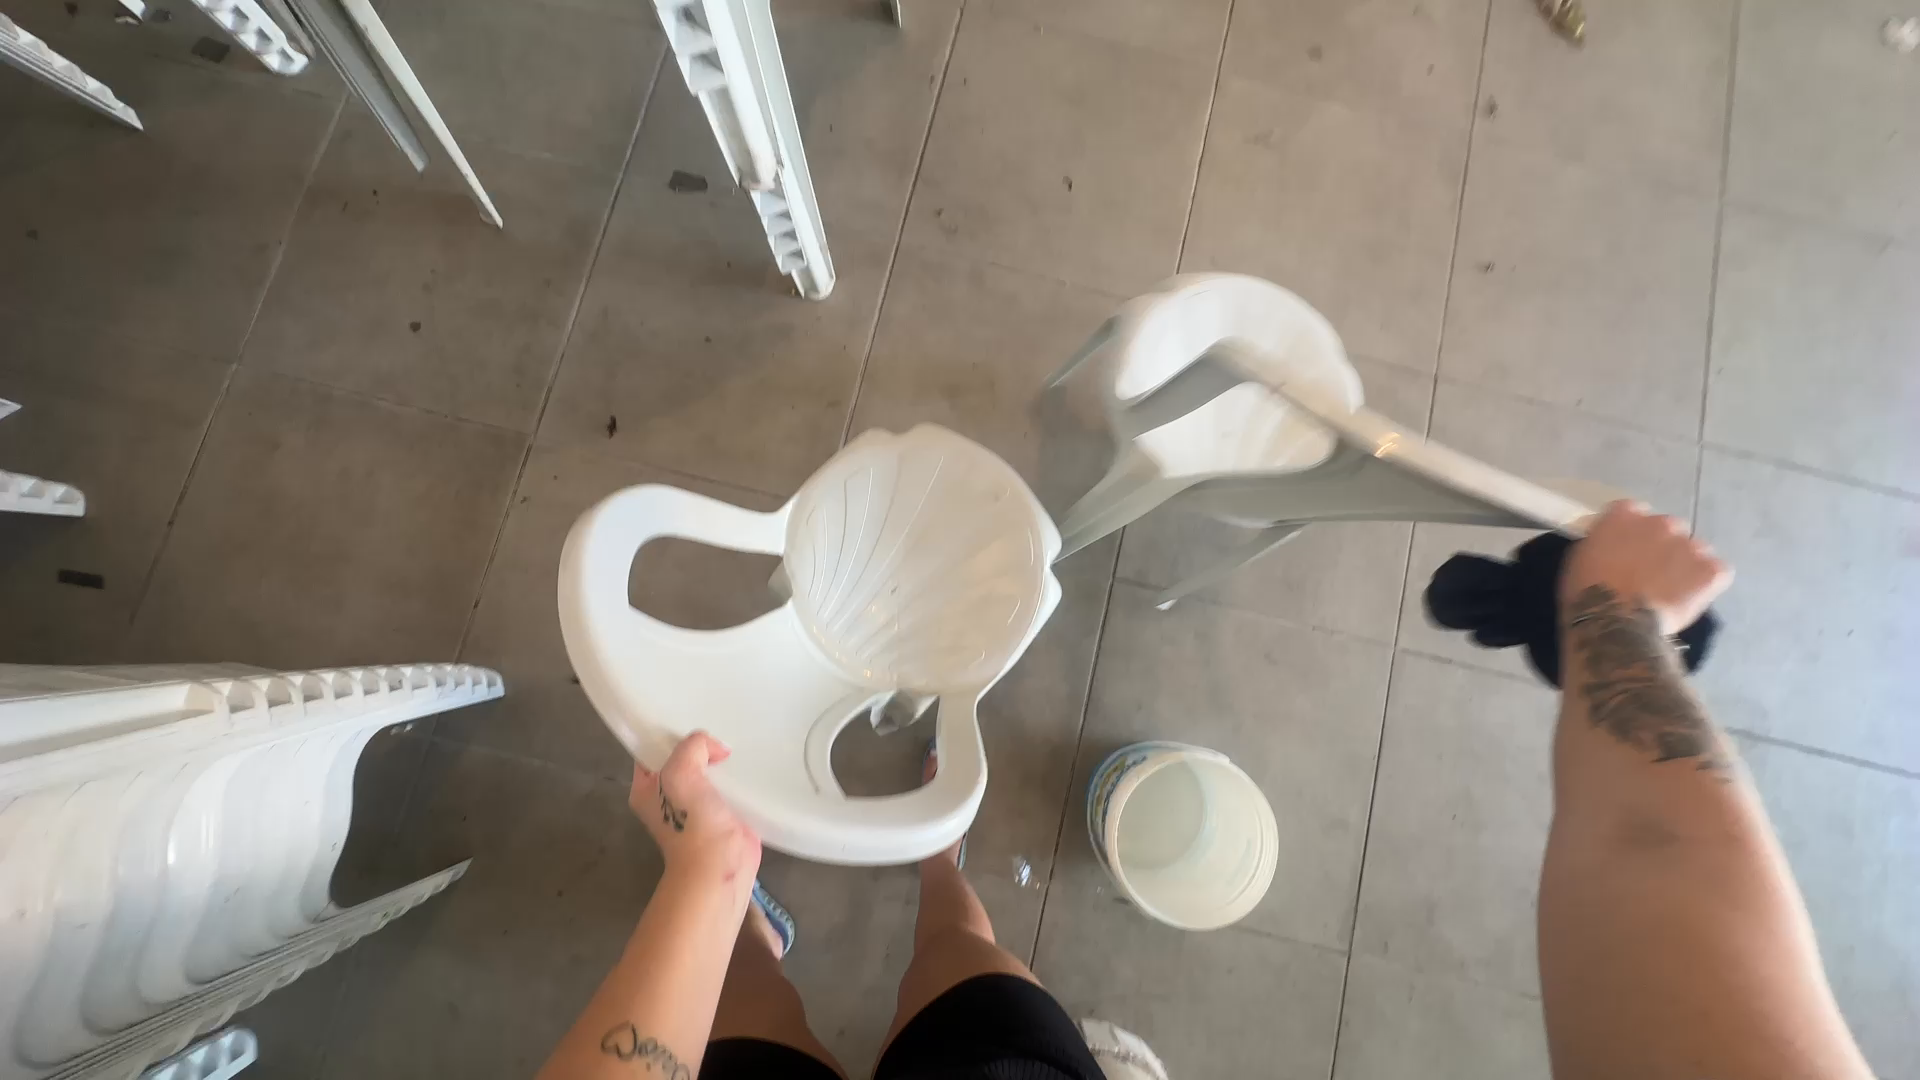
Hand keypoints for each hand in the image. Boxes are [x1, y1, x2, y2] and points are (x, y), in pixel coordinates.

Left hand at [629, 732, 761, 885]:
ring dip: (722, 757)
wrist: (718, 863)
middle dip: (701, 743)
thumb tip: (719, 749)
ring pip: (709, 768)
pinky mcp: (723, 811)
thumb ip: (693, 746)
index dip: (669, 732)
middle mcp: (668, 794)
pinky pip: (729, 783)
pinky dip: (738, 773)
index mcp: (646, 788)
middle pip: (685, 756)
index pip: (653, 749)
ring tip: (737, 741)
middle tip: (720, 727)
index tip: (691, 717)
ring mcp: (696, 804)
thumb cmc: (689, 820)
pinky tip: (749, 762)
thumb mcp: (679, 771)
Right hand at [1560, 501, 1731, 635]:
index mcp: (1625, 515)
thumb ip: (1601, 541)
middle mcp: (1663, 523)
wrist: (1614, 620)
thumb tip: (1613, 544)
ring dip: (1681, 563)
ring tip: (1665, 587)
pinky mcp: (1714, 570)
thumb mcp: (1580, 556)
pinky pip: (1712, 572)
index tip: (1621, 544)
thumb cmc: (1585, 589)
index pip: (1630, 510)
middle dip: (1659, 544)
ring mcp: (1693, 546)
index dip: (1626, 529)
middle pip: (1666, 528)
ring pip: (1692, 550)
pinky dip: (1701, 583)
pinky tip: (1682, 596)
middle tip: (1644, 568)